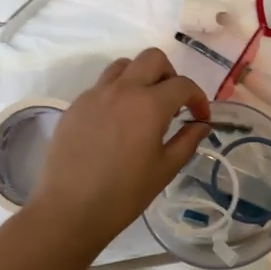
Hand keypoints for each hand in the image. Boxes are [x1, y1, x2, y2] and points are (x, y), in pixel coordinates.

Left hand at [26, 49, 212, 247]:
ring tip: (143, 105)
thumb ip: (187, 141)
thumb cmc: (124, 194)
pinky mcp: (74, 106)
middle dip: (169, 74)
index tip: (200, 118)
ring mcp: (94, 95)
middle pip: (152, 59)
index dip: (198, 98)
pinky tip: (116, 123)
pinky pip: (100, 86)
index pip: (182, 85)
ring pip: (123, 66)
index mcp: (149, 104)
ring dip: (140, 77)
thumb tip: (201, 125)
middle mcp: (122, 90)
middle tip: (172, 102)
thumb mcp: (165, 169)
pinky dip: (116, 93)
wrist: (69, 210)